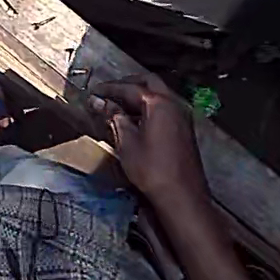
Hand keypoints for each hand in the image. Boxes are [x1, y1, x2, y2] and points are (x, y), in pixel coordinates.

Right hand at [93, 75, 208, 205]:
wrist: (181, 196)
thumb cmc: (152, 169)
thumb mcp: (126, 141)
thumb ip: (113, 116)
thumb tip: (98, 102)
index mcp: (158, 103)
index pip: (129, 87)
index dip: (109, 88)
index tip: (94, 92)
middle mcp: (173, 103)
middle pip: (148, 82)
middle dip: (127, 84)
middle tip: (109, 91)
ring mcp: (182, 116)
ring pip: (159, 94)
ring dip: (140, 95)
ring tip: (119, 105)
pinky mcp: (184, 128)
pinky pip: (165, 107)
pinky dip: (149, 106)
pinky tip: (136, 119)